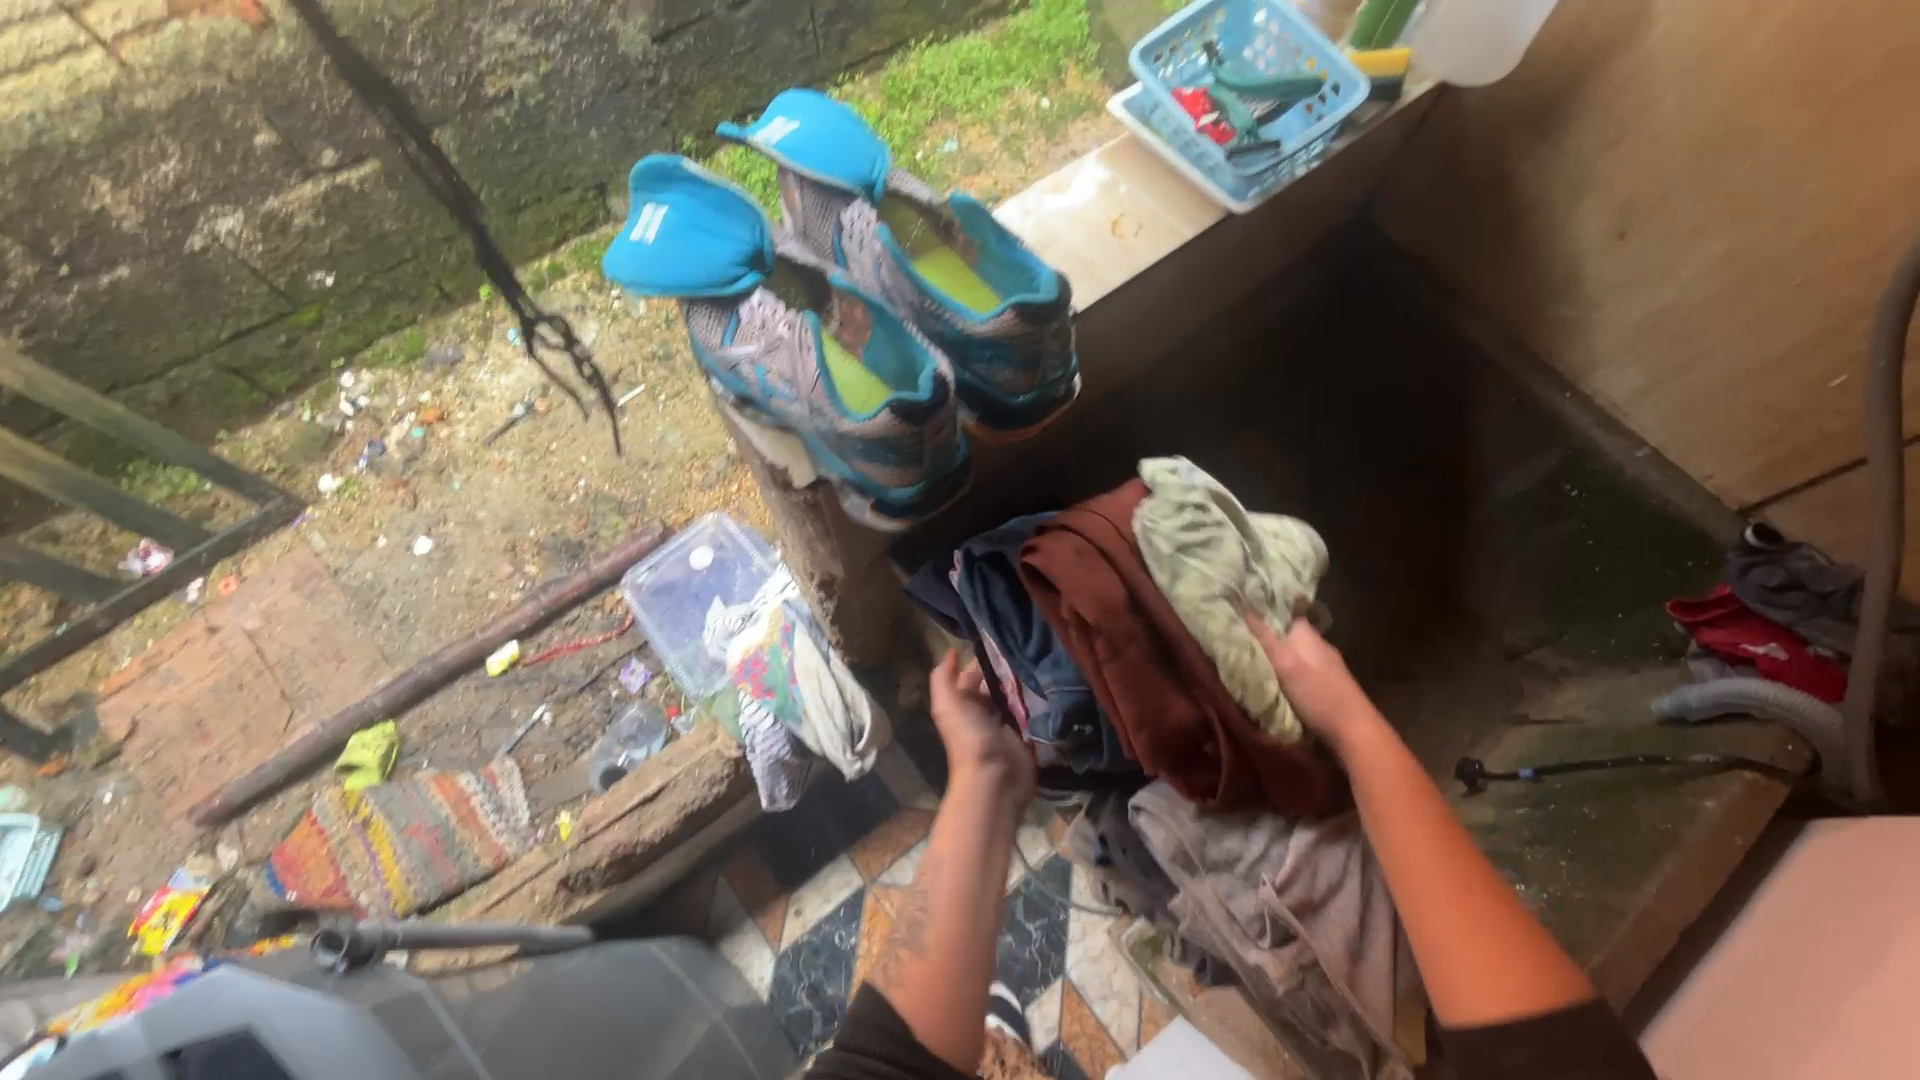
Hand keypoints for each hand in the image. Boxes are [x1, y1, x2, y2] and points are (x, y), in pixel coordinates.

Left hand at [929, 649, 1035, 805]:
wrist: (995, 780)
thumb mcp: (947, 705)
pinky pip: (1033, 712)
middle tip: (1028, 646)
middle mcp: (983, 712)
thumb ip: (943, 678)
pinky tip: (1050, 683)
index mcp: (962, 704)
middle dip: (1007, 668)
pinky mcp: (1026, 735)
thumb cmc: (969, 738)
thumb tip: (952, 652)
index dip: (982, 659)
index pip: (972, 675)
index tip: (1002, 638)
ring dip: (1024, 682)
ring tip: (1042, 659)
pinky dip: (1039, 700)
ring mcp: (1006, 724)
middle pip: (995, 684)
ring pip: (1015, 696)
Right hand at [1246, 614, 1386, 755]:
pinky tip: (1276, 681)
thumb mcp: (1285, 663)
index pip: (1285, 613)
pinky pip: (1303, 670)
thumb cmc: (1317, 692)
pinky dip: (1289, 672)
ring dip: (1279, 655)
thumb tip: (1246, 607)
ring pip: (1297, 653)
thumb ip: (1265, 637)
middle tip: (1241, 638)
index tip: (1244, 613)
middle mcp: (1319, 645)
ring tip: (1253, 660)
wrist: (1353, 729)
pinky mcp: (1329, 685)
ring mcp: (1327, 666)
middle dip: (1269, 634)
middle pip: (1290, 634)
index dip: (1266, 611)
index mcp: (1308, 635)